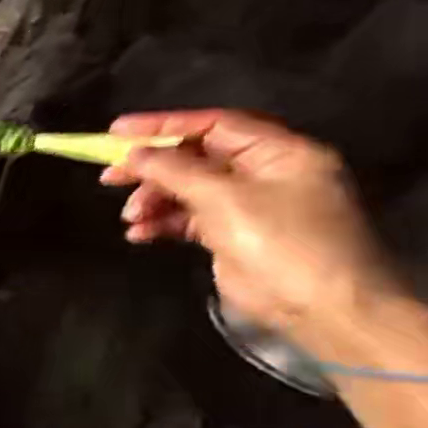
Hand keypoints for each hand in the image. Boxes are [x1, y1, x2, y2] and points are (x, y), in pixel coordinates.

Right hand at [101, 109, 400, 338]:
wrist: (317, 303)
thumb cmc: (280, 241)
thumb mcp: (223, 198)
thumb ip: (174, 171)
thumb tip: (133, 153)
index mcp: (280, 152)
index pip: (215, 126)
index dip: (164, 125)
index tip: (115, 131)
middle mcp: (265, 173)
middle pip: (195, 158)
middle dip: (151, 168)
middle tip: (109, 178)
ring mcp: (248, 205)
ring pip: (186, 189)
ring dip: (152, 200)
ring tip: (130, 218)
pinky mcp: (231, 233)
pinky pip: (186, 218)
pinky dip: (160, 223)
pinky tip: (139, 234)